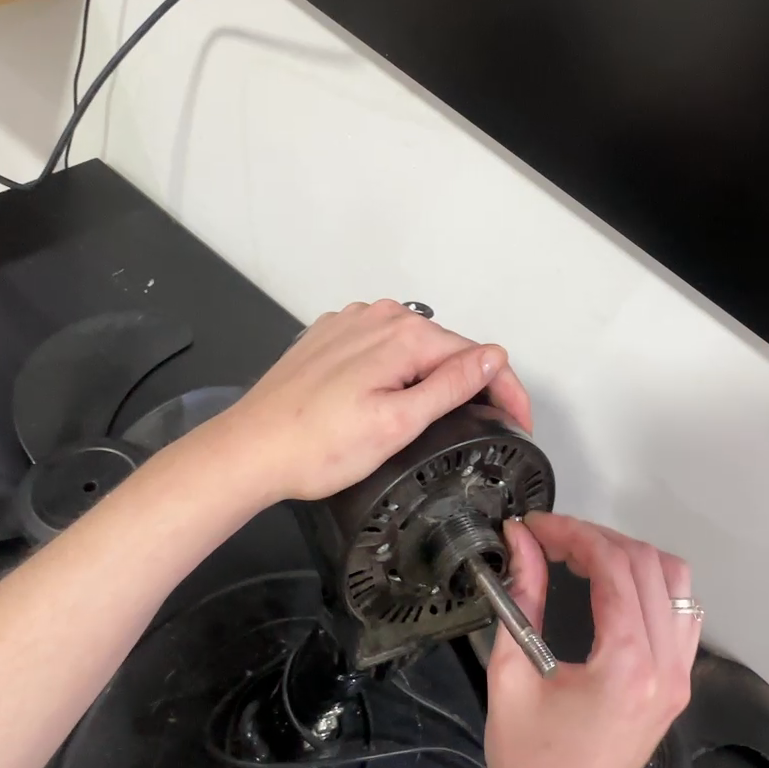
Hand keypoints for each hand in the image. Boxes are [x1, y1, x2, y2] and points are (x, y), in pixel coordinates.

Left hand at [189, 299, 531, 502]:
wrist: (249, 451)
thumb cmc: (317, 446)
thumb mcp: (400, 423)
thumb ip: (452, 385)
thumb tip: (494, 357)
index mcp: (404, 334)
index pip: (477, 356)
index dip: (506, 391)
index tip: (519, 423)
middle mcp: (380, 316)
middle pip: (447, 347)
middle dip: (472, 383)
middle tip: (488, 426)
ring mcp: (352, 322)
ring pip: (415, 346)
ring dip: (435, 375)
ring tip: (445, 416)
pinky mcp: (332, 336)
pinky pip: (383, 346)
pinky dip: (400, 369)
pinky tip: (395, 396)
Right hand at [485, 513, 698, 767]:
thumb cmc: (530, 762)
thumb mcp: (511, 675)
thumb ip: (521, 598)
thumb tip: (522, 542)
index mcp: (627, 665)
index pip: (613, 566)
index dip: (572, 533)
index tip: (536, 527)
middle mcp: (667, 665)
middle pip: (646, 563)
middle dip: (595, 537)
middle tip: (551, 538)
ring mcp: (680, 675)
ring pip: (675, 580)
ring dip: (629, 554)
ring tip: (583, 554)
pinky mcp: (678, 683)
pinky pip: (683, 611)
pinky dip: (653, 582)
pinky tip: (618, 584)